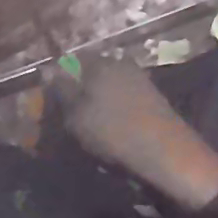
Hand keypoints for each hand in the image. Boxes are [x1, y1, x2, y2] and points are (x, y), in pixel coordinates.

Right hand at [53, 59, 217, 210]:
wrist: (169, 155)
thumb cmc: (115, 133)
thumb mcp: (77, 116)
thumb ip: (61, 91)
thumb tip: (48, 68)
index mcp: (101, 62)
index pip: (69, 62)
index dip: (57, 82)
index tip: (51, 106)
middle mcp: (122, 64)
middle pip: (89, 75)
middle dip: (77, 94)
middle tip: (67, 121)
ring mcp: (140, 81)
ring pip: (106, 89)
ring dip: (95, 106)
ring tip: (88, 131)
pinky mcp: (152, 99)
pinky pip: (122, 102)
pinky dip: (112, 114)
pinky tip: (110, 133)